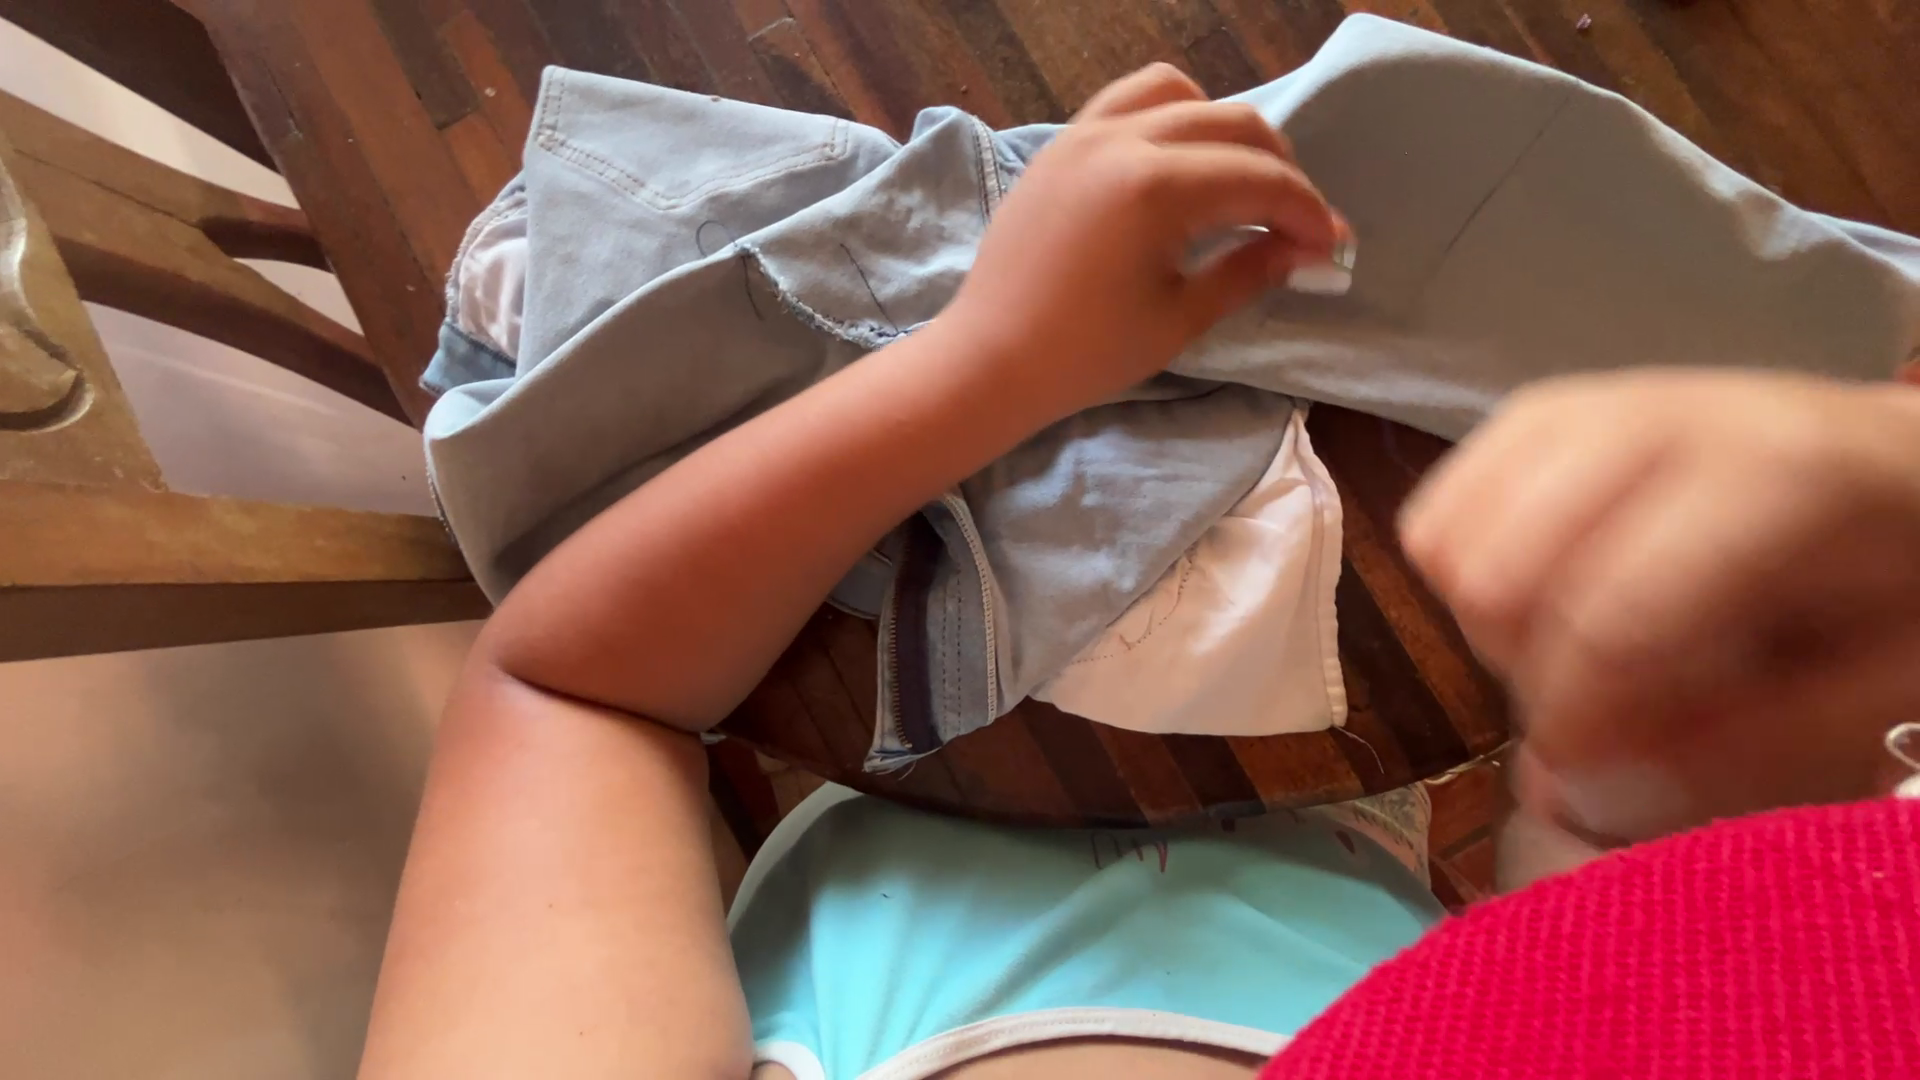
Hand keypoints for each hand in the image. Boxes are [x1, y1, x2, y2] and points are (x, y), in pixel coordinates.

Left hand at [943, 63, 1346, 416]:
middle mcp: (1121, 139)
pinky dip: (1165, 119)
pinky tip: (1172, 166)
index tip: (1331, 247)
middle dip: (1278, 169)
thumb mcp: (1175, 320)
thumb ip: (1245, 272)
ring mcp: (1081, 135)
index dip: (1306, 212)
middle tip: (1292, 222)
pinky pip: (1125, 104)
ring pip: (1178, 95)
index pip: (1259, 180)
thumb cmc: (1083, 356)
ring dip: (1223, 130)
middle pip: (1232, 125)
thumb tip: (1303, 251)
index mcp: (1156, 186)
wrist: (990, 362)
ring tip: (1233, 182)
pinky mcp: (1057, 148)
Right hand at [1400, 370, 1919, 840]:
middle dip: (1524, 660)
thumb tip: (1564, 799)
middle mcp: (1645, 416)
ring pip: (1444, 545)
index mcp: (1772, 474)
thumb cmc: (1889, 575)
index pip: (1610, 622)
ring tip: (1561, 632)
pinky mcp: (1519, 418)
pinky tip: (1528, 585)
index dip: (1577, 715)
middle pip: (1497, 580)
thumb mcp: (1877, 684)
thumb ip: (1734, 752)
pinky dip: (1454, 575)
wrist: (1883, 462)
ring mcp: (1569, 408)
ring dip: (1485, 618)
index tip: (1576, 768)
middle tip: (1594, 688)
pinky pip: (1428, 518)